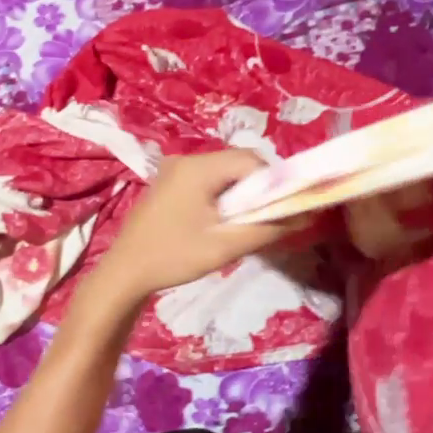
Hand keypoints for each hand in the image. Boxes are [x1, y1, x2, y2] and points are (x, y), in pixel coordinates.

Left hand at [86, 150, 296, 305]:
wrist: (125, 272)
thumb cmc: (173, 257)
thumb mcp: (225, 245)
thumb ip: (268, 228)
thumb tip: (306, 216)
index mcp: (198, 167)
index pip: (252, 161)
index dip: (274, 183)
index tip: (282, 210)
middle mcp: (186, 159)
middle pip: (238, 163)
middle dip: (258, 189)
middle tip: (264, 221)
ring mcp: (174, 170)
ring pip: (224, 173)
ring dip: (239, 195)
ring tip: (242, 225)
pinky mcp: (169, 184)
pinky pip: (207, 181)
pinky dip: (221, 197)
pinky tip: (219, 223)